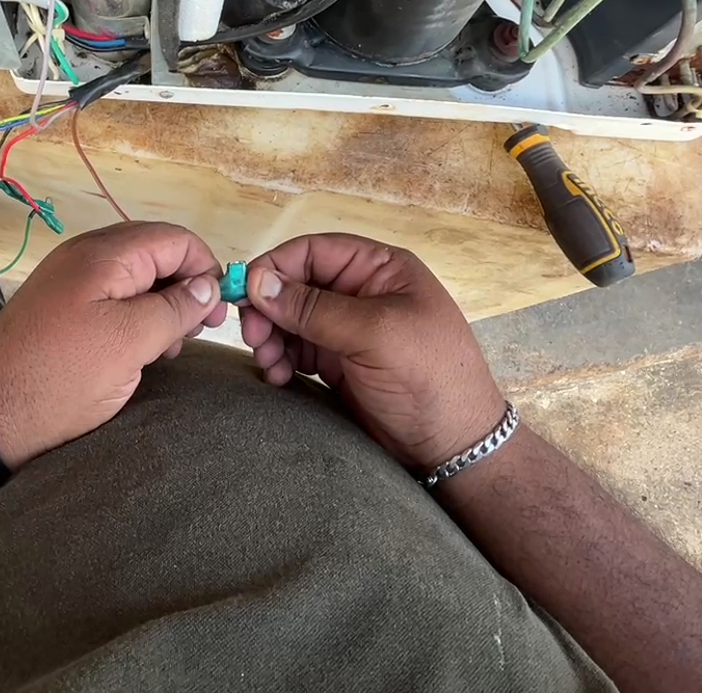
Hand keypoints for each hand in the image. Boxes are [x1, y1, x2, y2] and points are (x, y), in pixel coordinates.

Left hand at [0, 221, 228, 468]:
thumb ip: (175, 308)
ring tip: (170, 346)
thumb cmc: (62, 378)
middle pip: (157, 253)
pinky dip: (137, 314)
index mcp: (104, 254)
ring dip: (162, 304)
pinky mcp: (64, 303)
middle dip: (185, 287)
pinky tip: (142, 347)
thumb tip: (209, 285)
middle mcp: (87, 254)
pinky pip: (114, 294)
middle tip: (195, 332)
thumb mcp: (130, 344)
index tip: (217, 314)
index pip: (175, 239)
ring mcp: (72, 278)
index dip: (204, 270)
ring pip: (138, 276)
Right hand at [238, 234, 506, 470]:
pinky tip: (277, 376)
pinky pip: (296, 349)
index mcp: (379, 269)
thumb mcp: (374, 335)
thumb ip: (313, 308)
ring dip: (271, 335)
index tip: (246, 291)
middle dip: (269, 307)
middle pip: (297, 284)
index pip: (314, 251)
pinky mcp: (337, 363)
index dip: (277, 267)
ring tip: (266, 360)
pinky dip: (280, 358)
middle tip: (250, 334)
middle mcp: (360, 292)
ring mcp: (347, 329)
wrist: (454, 450)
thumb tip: (256, 283)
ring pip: (291, 318)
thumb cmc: (428, 378)